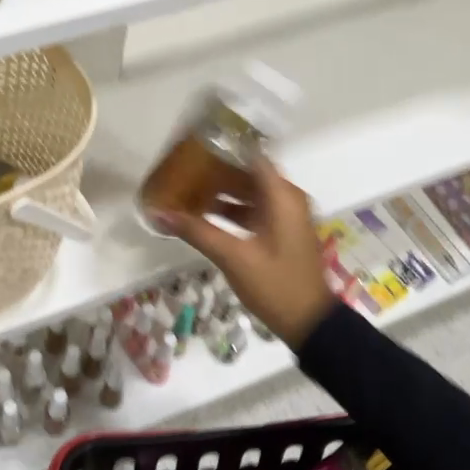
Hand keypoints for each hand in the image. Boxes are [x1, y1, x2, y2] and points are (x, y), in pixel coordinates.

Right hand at [150, 157, 334, 347]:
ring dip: (224, 191)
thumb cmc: (275, 285)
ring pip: (252, 192)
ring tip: (190, 190)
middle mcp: (289, 199)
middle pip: (250, 172)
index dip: (224, 147)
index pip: (252, 156)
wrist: (310, 324)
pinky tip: (207, 216)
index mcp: (283, 197)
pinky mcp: (284, 232)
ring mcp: (288, 216)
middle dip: (218, 170)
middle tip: (185, 168)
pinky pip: (256, 209)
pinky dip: (234, 210)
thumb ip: (197, 231)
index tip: (196, 146)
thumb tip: (159, 213)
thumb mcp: (233, 258)